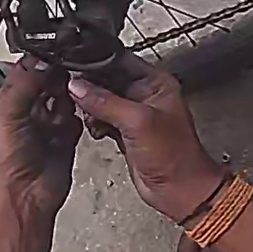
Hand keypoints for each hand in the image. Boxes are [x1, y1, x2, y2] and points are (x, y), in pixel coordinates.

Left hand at [0, 56, 83, 221]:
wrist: (22, 198)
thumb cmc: (4, 164)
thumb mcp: (7, 112)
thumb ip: (24, 83)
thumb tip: (40, 61)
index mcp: (8, 101)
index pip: (27, 71)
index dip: (42, 62)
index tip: (57, 56)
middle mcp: (28, 111)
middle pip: (50, 82)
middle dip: (61, 77)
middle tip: (70, 73)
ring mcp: (48, 126)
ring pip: (66, 98)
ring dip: (71, 96)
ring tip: (74, 95)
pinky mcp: (65, 140)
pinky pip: (78, 120)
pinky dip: (81, 116)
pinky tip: (80, 115)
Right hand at [67, 55, 225, 221]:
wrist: (178, 190)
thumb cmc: (175, 156)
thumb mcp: (138, 121)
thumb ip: (106, 101)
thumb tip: (78, 86)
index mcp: (155, 83)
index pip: (120, 60)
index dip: (97, 61)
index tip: (74, 65)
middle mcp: (144, 95)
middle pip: (107, 79)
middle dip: (90, 86)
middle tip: (75, 93)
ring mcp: (133, 114)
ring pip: (101, 100)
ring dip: (90, 106)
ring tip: (88, 116)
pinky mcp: (124, 132)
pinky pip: (101, 119)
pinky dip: (93, 122)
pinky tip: (94, 130)